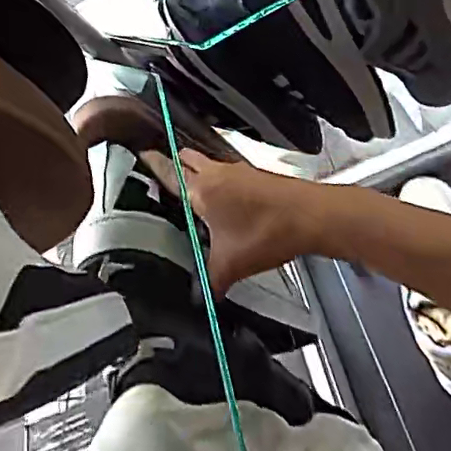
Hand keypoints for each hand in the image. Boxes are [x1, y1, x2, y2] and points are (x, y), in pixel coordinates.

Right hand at [138, 148, 334, 293]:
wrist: (308, 215)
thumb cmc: (267, 232)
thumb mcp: (231, 264)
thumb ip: (211, 281)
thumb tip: (204, 299)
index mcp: (201, 189)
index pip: (168, 171)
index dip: (153, 162)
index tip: (141, 152)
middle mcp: (216, 174)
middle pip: (187, 158)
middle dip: (173, 161)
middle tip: (162, 169)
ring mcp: (238, 172)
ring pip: (208, 163)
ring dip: (197, 169)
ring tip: (190, 187)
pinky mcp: (255, 176)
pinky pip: (227, 172)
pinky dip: (219, 180)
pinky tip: (225, 201)